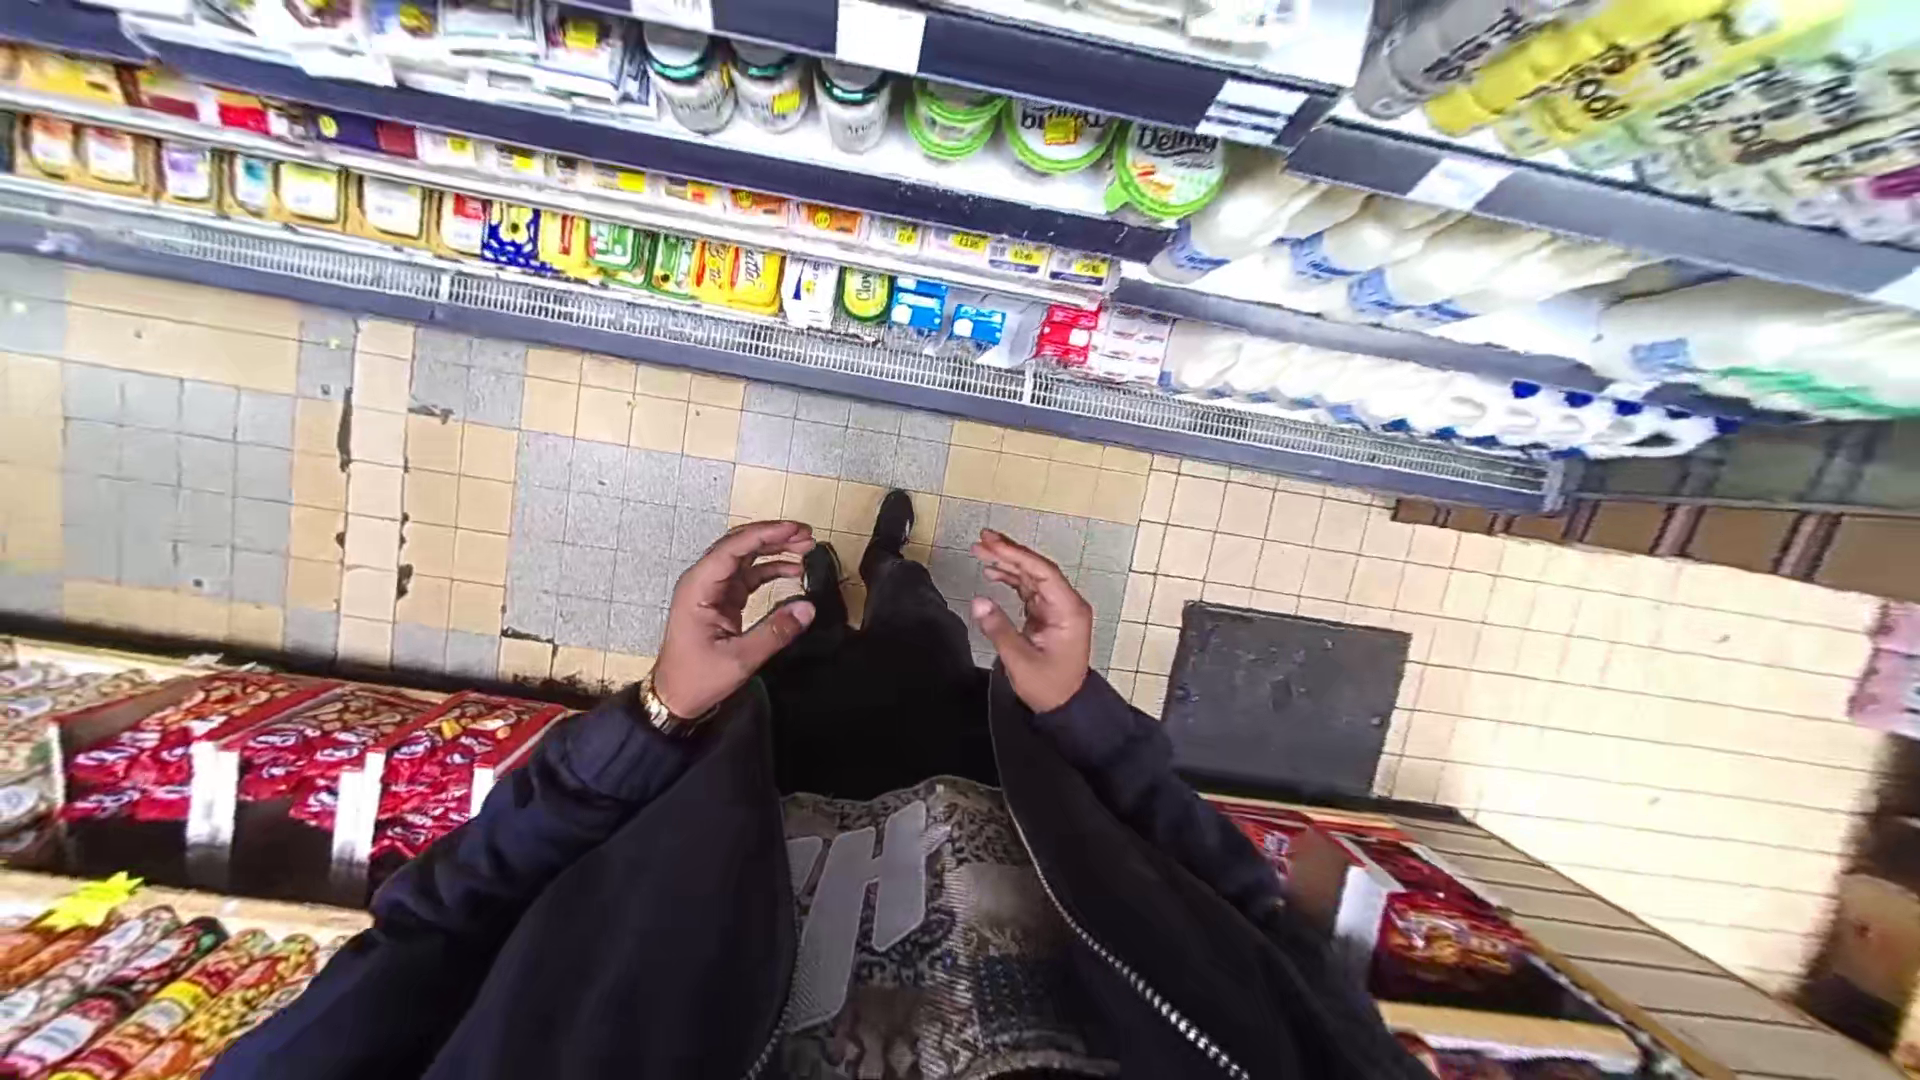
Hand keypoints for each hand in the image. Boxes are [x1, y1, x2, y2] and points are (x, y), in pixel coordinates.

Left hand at [652, 520, 816, 718]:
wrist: (675, 699)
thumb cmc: (697, 678)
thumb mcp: (739, 659)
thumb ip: (775, 631)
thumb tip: (807, 608)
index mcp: (699, 588)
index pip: (733, 547)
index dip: (766, 534)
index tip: (795, 530)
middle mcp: (704, 581)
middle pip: (740, 544)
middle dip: (774, 535)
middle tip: (807, 534)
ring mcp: (713, 589)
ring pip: (746, 556)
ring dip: (775, 548)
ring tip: (806, 547)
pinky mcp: (723, 599)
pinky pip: (749, 574)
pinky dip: (771, 568)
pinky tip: (794, 570)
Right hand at [968, 529, 1091, 712]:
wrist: (1066, 706)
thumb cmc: (1050, 687)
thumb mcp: (1021, 660)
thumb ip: (999, 629)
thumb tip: (978, 602)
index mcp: (1068, 611)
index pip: (1043, 572)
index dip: (1016, 555)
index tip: (992, 544)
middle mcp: (1066, 604)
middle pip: (1037, 568)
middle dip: (1009, 552)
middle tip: (983, 538)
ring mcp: (1056, 608)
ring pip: (1031, 575)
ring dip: (1007, 562)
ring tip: (981, 549)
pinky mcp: (1047, 614)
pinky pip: (1028, 588)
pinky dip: (1010, 578)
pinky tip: (993, 571)